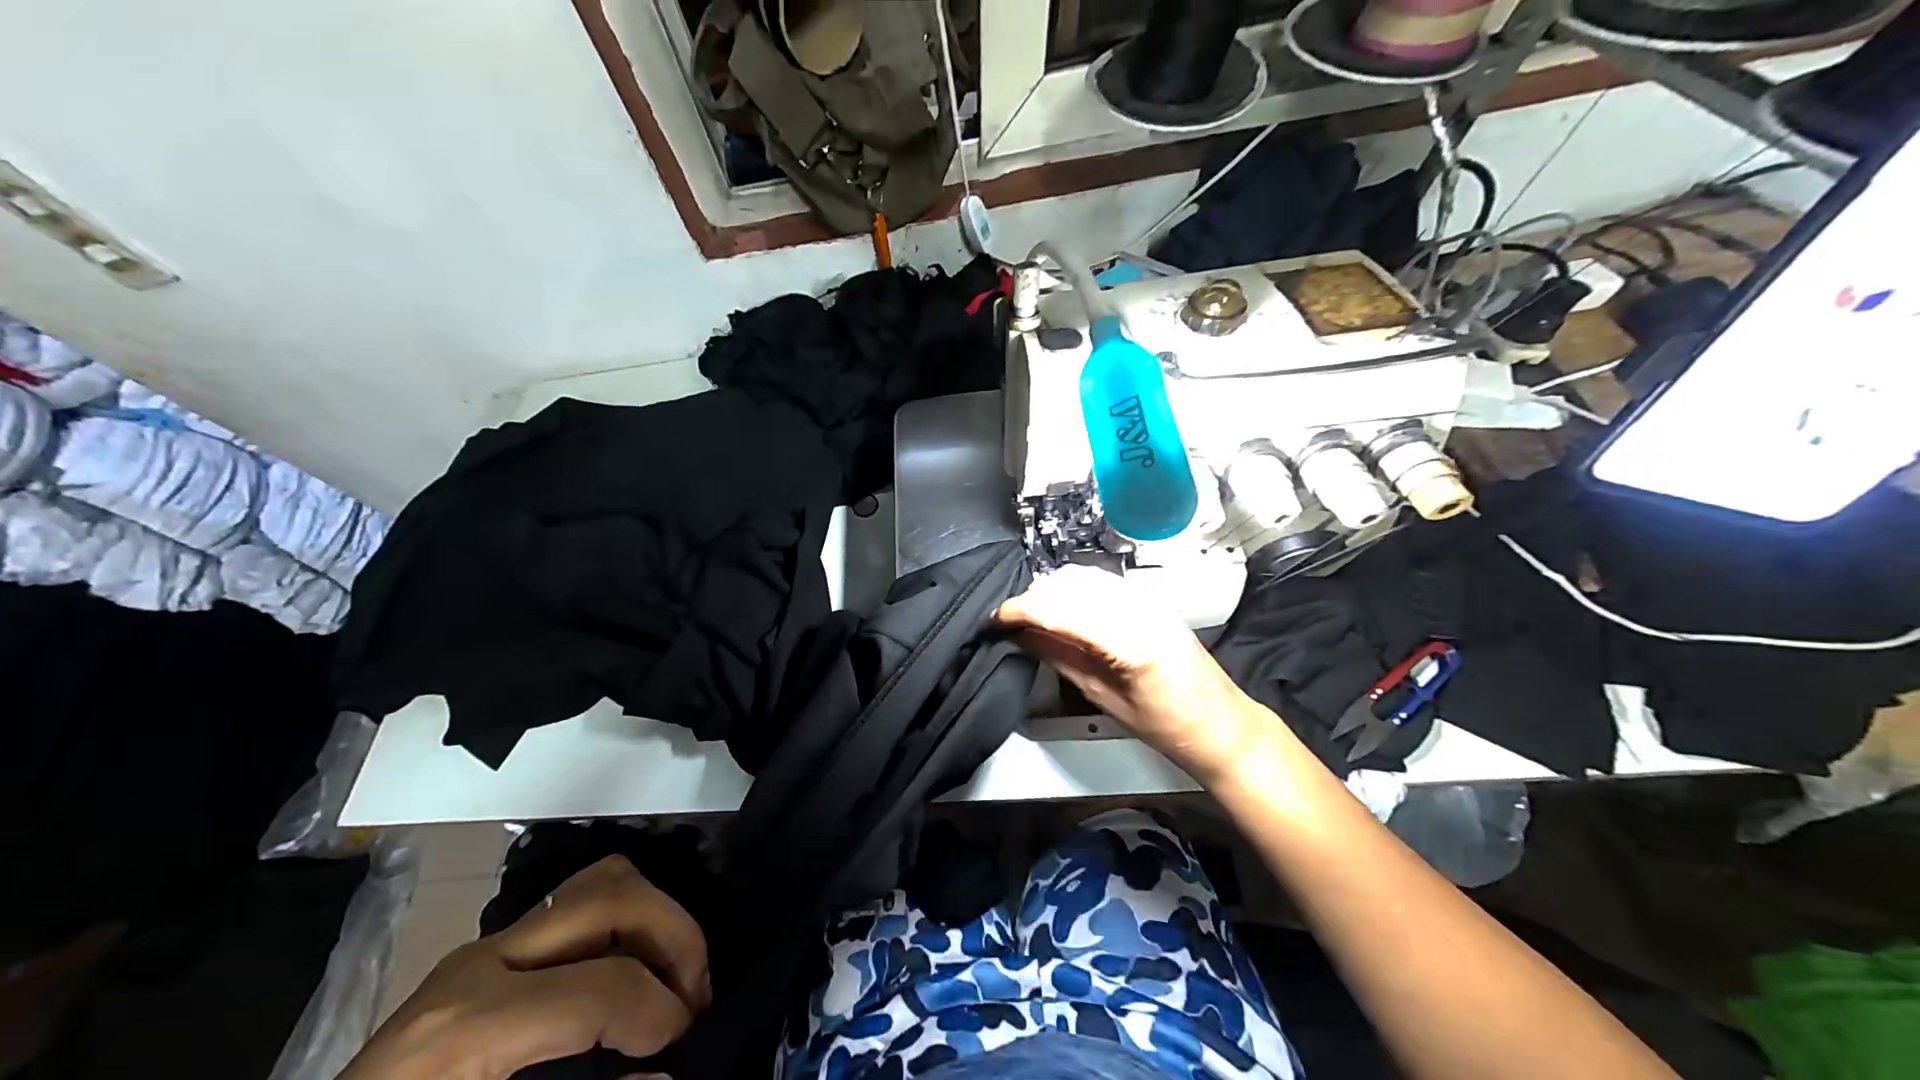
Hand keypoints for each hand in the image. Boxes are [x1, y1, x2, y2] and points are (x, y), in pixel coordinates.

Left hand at [341, 855, 709, 1079]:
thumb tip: (664, 1071)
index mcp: (469, 1027)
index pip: (605, 987)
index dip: (665, 1016)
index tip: (686, 1052)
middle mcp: (479, 966)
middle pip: (613, 897)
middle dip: (677, 938)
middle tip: (696, 999)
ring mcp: (482, 953)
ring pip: (598, 882)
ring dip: (655, 920)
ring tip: (674, 978)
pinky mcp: (485, 960)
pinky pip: (576, 911)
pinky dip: (625, 927)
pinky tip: (634, 977)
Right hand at [996, 565, 1271, 784]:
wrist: (1221, 724)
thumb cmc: (1170, 726)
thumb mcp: (1105, 699)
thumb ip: (1060, 658)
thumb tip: (1022, 636)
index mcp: (1130, 639)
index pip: (1059, 608)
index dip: (1019, 610)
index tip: (994, 621)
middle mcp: (1140, 608)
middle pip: (1067, 585)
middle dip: (1031, 599)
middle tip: (1008, 623)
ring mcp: (1148, 598)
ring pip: (1081, 577)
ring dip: (1050, 592)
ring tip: (1029, 619)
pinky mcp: (1151, 598)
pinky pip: (1100, 582)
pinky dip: (1072, 591)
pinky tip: (1060, 611)